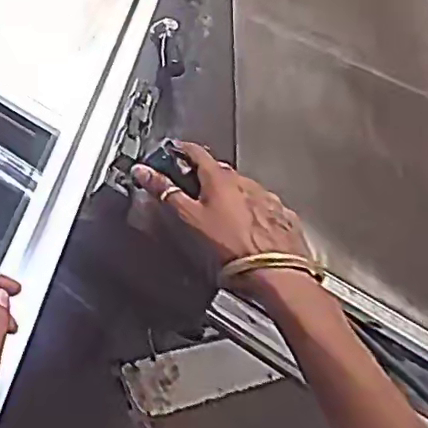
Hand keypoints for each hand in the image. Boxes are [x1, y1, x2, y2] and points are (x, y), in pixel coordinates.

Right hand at [132, 141, 312, 268]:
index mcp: (219, 177)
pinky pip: (262, 207)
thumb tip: (143, 172)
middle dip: (204, 176)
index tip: (173, 152)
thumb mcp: (189, 218)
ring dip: (230, 195)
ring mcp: (267, 199)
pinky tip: (247, 229)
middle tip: (191, 190)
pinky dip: (252, 213)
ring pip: (242, 189)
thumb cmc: (233, 248)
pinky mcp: (283, 218)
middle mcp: (245, 182)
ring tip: (220, 215)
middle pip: (219, 170)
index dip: (181, 150)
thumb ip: (165, 191)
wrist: (279, 277)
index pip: (196, 151)